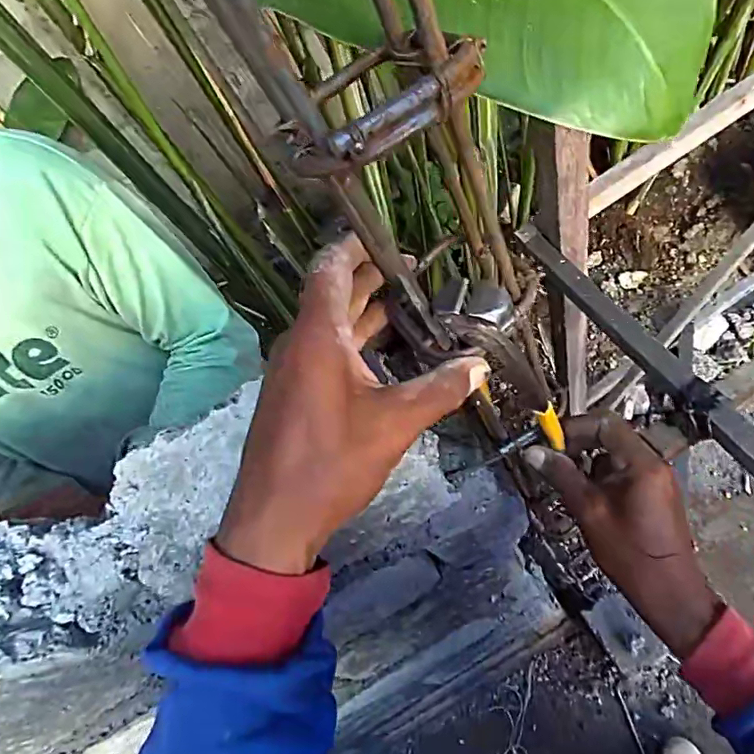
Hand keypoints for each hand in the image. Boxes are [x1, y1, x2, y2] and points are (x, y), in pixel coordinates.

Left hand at [216, 235, 488, 574]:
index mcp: (317, 338)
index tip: (384, 236)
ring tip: (405, 303)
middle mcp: (300, 345)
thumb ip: (438, 390)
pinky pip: (325, 352)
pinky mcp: (294, 396)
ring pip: (330, 326)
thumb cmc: (330, 463)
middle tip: (411, 269)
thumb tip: (478, 365)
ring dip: (363, 311)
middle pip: (333, 295)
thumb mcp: (393, 423)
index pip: (329, 270)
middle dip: (369, 278)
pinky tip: (382, 354)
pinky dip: (354, 342)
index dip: (354, 247)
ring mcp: (293, 371)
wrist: (274, 517)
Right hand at [524, 414, 722, 656]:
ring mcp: (657, 477)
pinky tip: (589, 499)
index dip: (573, 428)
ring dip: (589, 463)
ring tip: (569, 485)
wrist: (668, 590)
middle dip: (579, 445)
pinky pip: (624, 471)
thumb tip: (533, 452)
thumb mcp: (589, 512)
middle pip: (611, 436)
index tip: (549, 444)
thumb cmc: (629, 553)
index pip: (605, 423)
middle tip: (553, 463)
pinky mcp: (655, 492)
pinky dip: (603, 477)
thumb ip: (563, 476)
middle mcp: (654, 462)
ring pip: (615, 454)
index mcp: (642, 462)